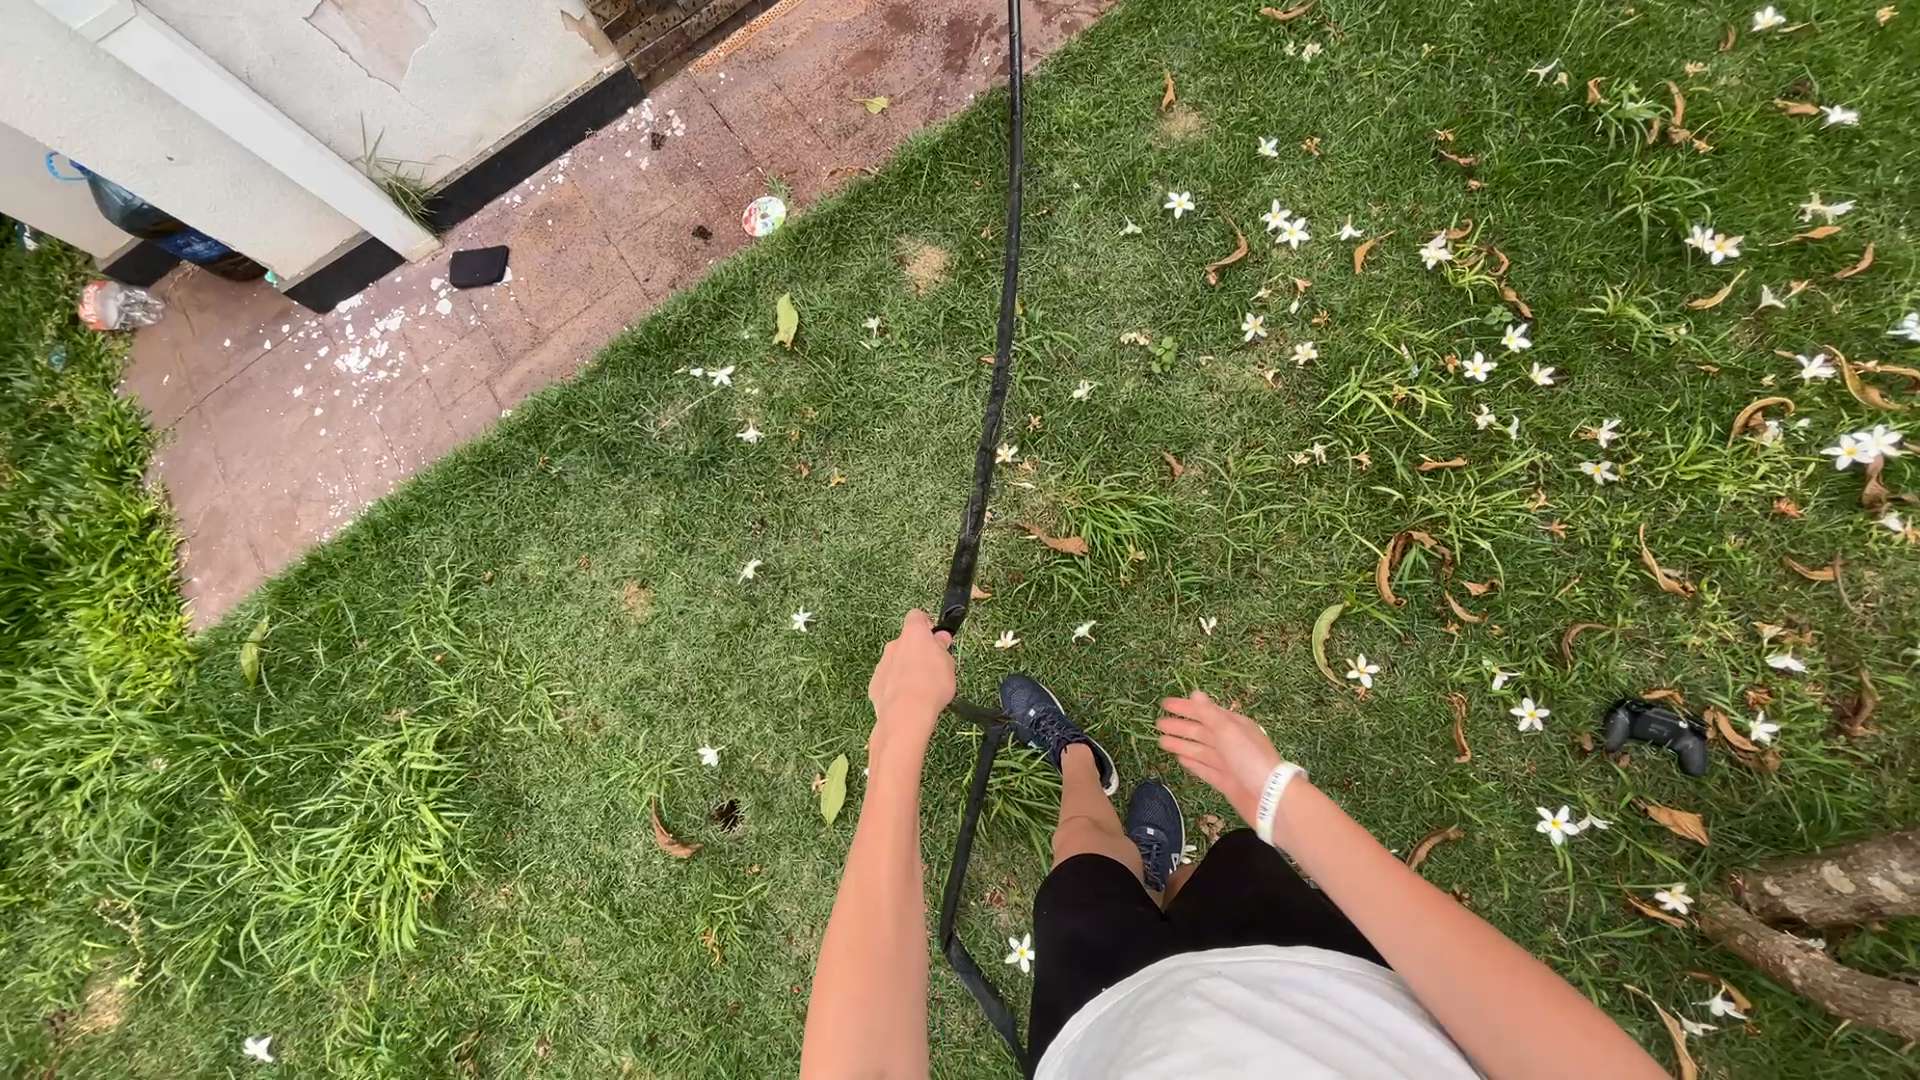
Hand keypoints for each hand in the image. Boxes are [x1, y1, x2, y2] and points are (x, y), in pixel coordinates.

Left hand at [866, 610, 956, 756]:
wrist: (906, 714)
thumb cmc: (932, 684)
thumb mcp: (948, 664)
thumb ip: (941, 648)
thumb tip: (939, 638)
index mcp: (913, 634)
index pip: (916, 616)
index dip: (926, 625)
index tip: (934, 639)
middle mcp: (894, 645)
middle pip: (906, 642)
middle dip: (917, 652)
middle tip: (932, 669)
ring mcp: (882, 664)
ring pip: (896, 661)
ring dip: (906, 670)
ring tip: (920, 689)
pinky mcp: (875, 684)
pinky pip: (888, 680)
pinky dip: (896, 686)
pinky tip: (907, 701)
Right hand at [1156, 691, 1282, 825]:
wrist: (1270, 799)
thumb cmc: (1250, 759)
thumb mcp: (1229, 731)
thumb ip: (1209, 714)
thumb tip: (1196, 693)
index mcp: (1235, 726)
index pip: (1205, 712)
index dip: (1185, 707)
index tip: (1165, 704)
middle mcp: (1231, 742)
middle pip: (1201, 731)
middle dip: (1180, 727)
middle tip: (1158, 723)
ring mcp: (1228, 763)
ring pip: (1200, 750)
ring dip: (1181, 744)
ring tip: (1161, 741)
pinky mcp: (1225, 781)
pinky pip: (1205, 768)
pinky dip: (1192, 763)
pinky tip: (1180, 759)